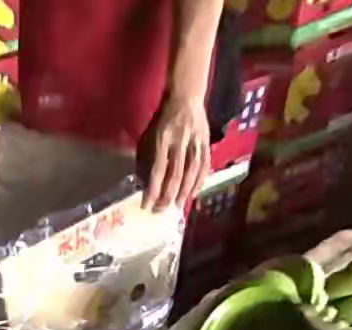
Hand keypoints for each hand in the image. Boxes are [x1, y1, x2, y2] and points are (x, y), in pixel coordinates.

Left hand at [139, 93, 209, 211]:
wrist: (186, 96)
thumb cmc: (162, 120)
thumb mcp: (148, 135)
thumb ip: (146, 158)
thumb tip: (144, 184)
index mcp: (163, 137)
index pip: (157, 169)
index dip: (153, 190)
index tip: (147, 205)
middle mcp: (180, 140)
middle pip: (176, 174)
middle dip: (168, 196)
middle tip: (161, 210)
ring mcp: (196, 141)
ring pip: (191, 173)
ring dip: (184, 193)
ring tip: (177, 206)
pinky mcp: (206, 142)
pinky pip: (204, 166)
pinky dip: (199, 182)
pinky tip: (193, 194)